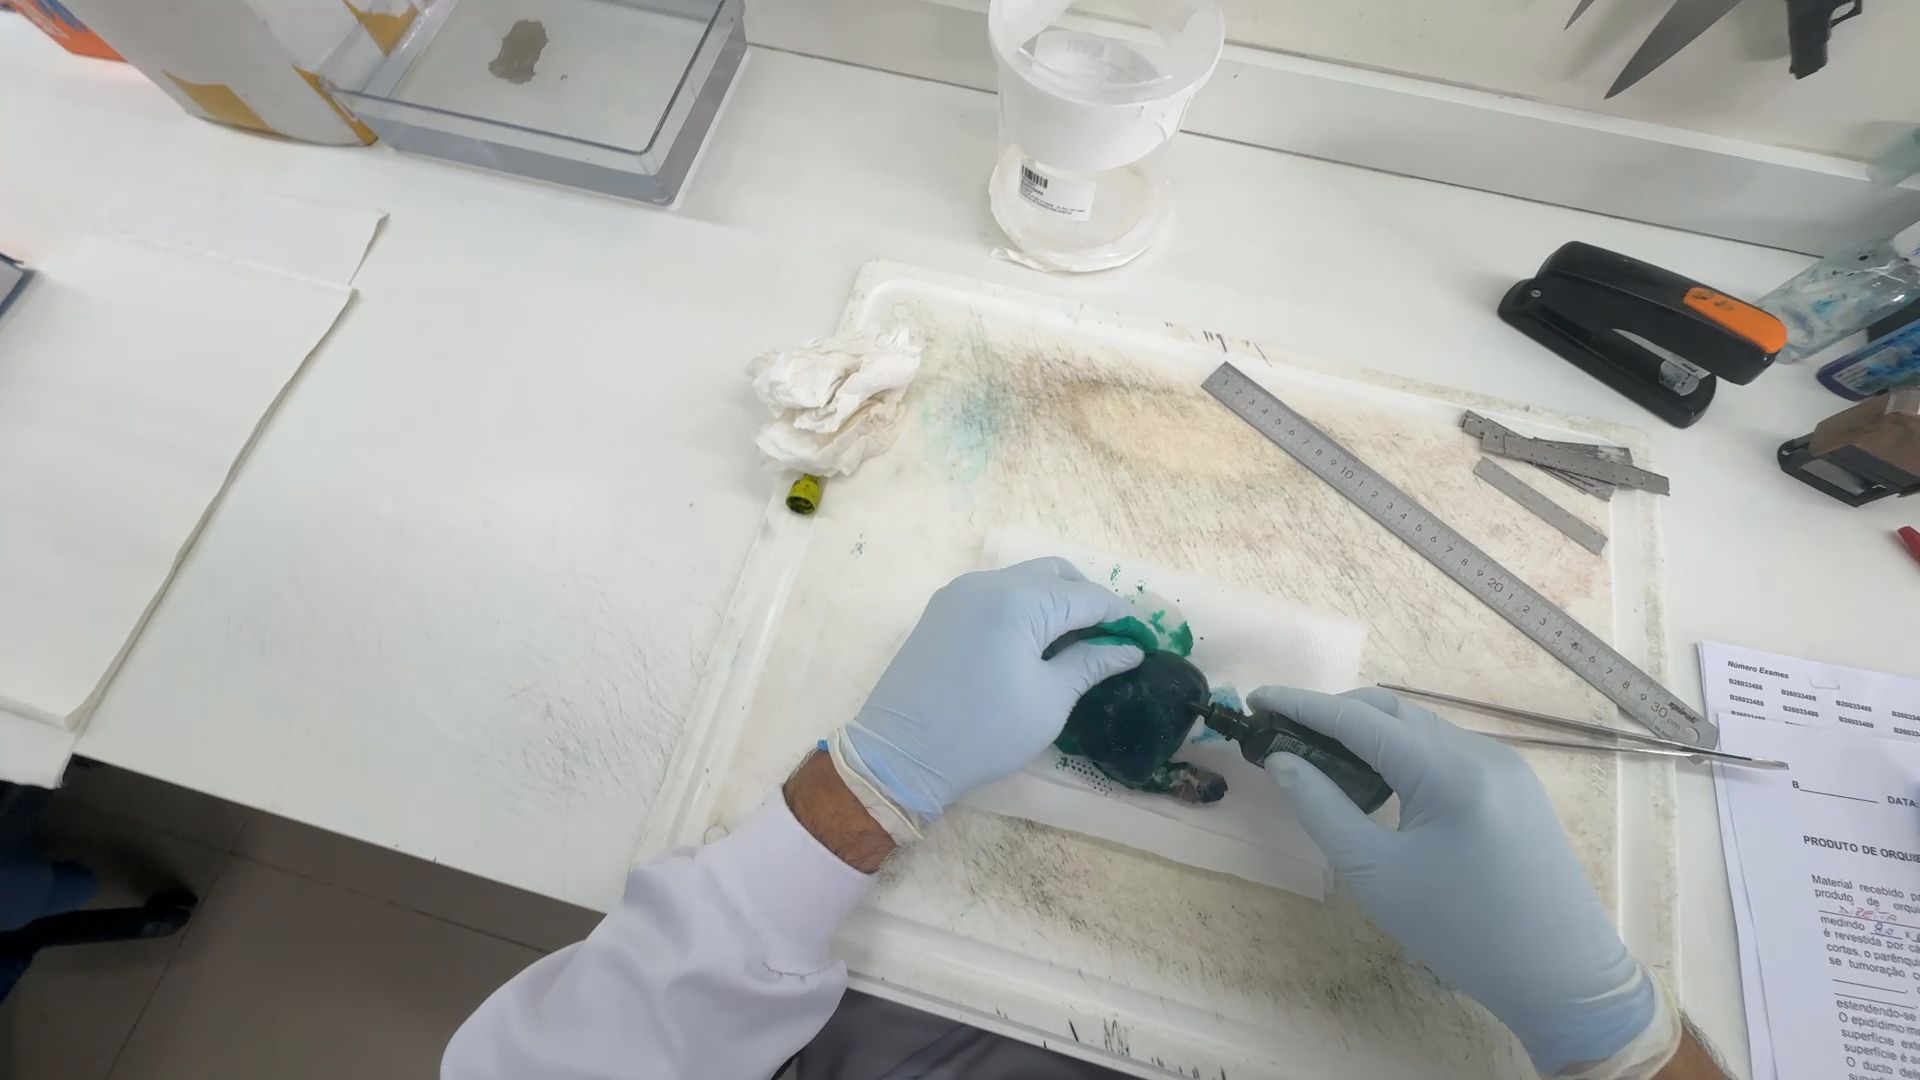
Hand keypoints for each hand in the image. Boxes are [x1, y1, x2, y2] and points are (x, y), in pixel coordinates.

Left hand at [840, 559, 1143, 818]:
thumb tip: (1129, 649)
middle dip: (1088, 600)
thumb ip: (1090, 664)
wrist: (901, 754)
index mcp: (1018, 600)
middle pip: (1055, 574)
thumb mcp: (1049, 701)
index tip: (1143, 640)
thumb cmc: (983, 733)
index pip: (1086, 596)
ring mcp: (960, 591)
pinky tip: (1033, 640)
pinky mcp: (942, 607)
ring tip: (1074, 641)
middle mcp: (987, 581)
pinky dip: (1023, 606)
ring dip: (1055, 600)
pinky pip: (995, 592)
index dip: (1120, 616)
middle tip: (1109, 639)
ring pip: (1023, 578)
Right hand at [1254, 686, 1656, 1074]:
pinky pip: (1439, 746)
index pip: (1356, 719)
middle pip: (1388, 709)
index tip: (1256, 698)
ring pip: (1415, 724)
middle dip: (1330, 712)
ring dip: (1363, 729)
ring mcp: (1503, 765)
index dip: (1300, 704)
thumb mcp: (1374, 873)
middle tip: (1285, 734)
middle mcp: (1480, 752)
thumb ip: (1319, 806)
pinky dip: (1396, 748)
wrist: (1568, 983)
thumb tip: (1280, 760)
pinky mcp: (1512, 783)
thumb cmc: (1461, 931)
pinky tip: (1376, 778)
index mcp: (1448, 772)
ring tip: (1322, 756)